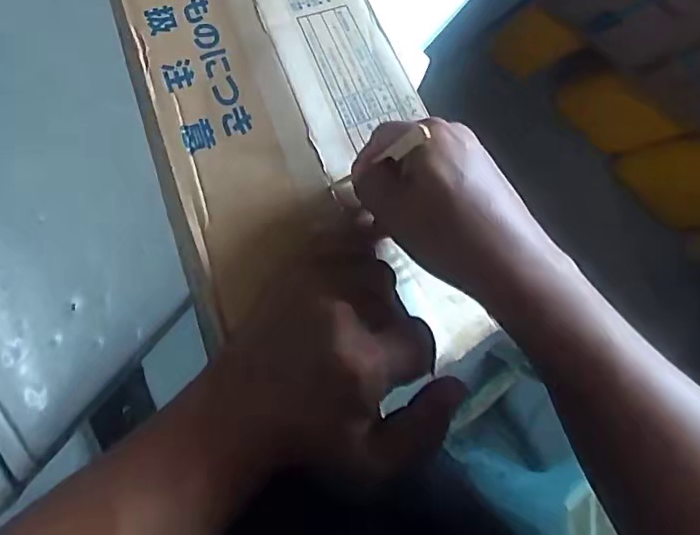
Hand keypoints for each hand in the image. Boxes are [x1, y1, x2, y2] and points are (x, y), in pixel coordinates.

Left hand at [200, 227, 467, 484]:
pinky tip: (362, 251)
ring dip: (375, 288)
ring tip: (362, 311)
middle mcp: (342, 311)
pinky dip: (357, 243)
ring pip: (372, 266)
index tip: (401, 371)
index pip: (420, 341)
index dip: (418, 358)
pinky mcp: (295, 266)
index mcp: (363, 362)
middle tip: (378, 342)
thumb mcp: (372, 462)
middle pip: (396, 298)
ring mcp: (314, 281)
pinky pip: (340, 238)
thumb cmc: (309, 438)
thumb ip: (425, 429)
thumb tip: (459, 385)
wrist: (239, 407)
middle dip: (394, 321)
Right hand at [351, 118, 558, 303]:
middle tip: (380, 213)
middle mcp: (451, 130)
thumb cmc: (445, 233)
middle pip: (403, 147)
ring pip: (425, 163)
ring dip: (409, 187)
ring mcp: (474, 150)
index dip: (364, 167)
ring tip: (405, 224)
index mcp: (425, 131)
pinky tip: (434, 224)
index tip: (360, 199)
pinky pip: (447, 173)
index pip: (379, 138)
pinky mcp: (489, 172)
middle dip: (388, 177)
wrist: (515, 264)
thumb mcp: (390, 209)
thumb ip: (367, 182)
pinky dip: (432, 192)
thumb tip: (366, 173)